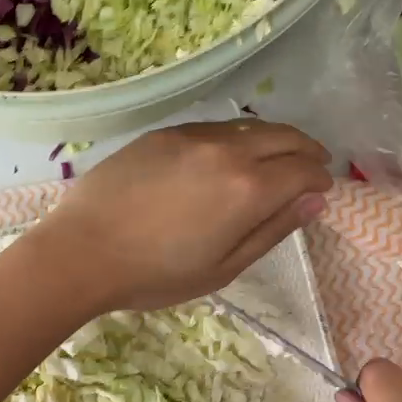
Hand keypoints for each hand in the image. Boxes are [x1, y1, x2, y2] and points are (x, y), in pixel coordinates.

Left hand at [27, 119, 333, 311]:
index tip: (321, 191)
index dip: (319, 179)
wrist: (80, 251)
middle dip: (306, 150)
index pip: (304, 169)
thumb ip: (272, 231)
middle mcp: (226, 150)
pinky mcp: (161, 134)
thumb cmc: (153, 275)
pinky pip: (212, 128)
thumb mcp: (222, 268)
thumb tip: (314, 201)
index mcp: (249, 189)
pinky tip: (224, 158)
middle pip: (283, 136)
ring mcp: (191, 136)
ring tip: (272, 161)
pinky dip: (233, 138)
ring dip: (270, 140)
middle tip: (312, 166)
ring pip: (248, 126)